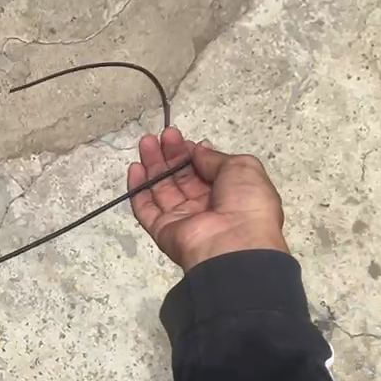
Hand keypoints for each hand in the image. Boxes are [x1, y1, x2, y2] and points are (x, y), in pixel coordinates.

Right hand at [126, 127, 288, 271]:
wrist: (232, 244)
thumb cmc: (246, 203)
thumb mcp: (242, 167)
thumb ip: (215, 158)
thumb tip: (198, 150)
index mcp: (229, 192)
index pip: (204, 170)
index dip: (191, 153)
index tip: (180, 138)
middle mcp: (203, 205)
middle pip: (181, 177)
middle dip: (169, 155)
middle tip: (160, 135)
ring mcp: (181, 218)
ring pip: (161, 188)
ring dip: (153, 165)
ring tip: (145, 142)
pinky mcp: (161, 229)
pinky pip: (146, 208)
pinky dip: (138, 189)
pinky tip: (135, 168)